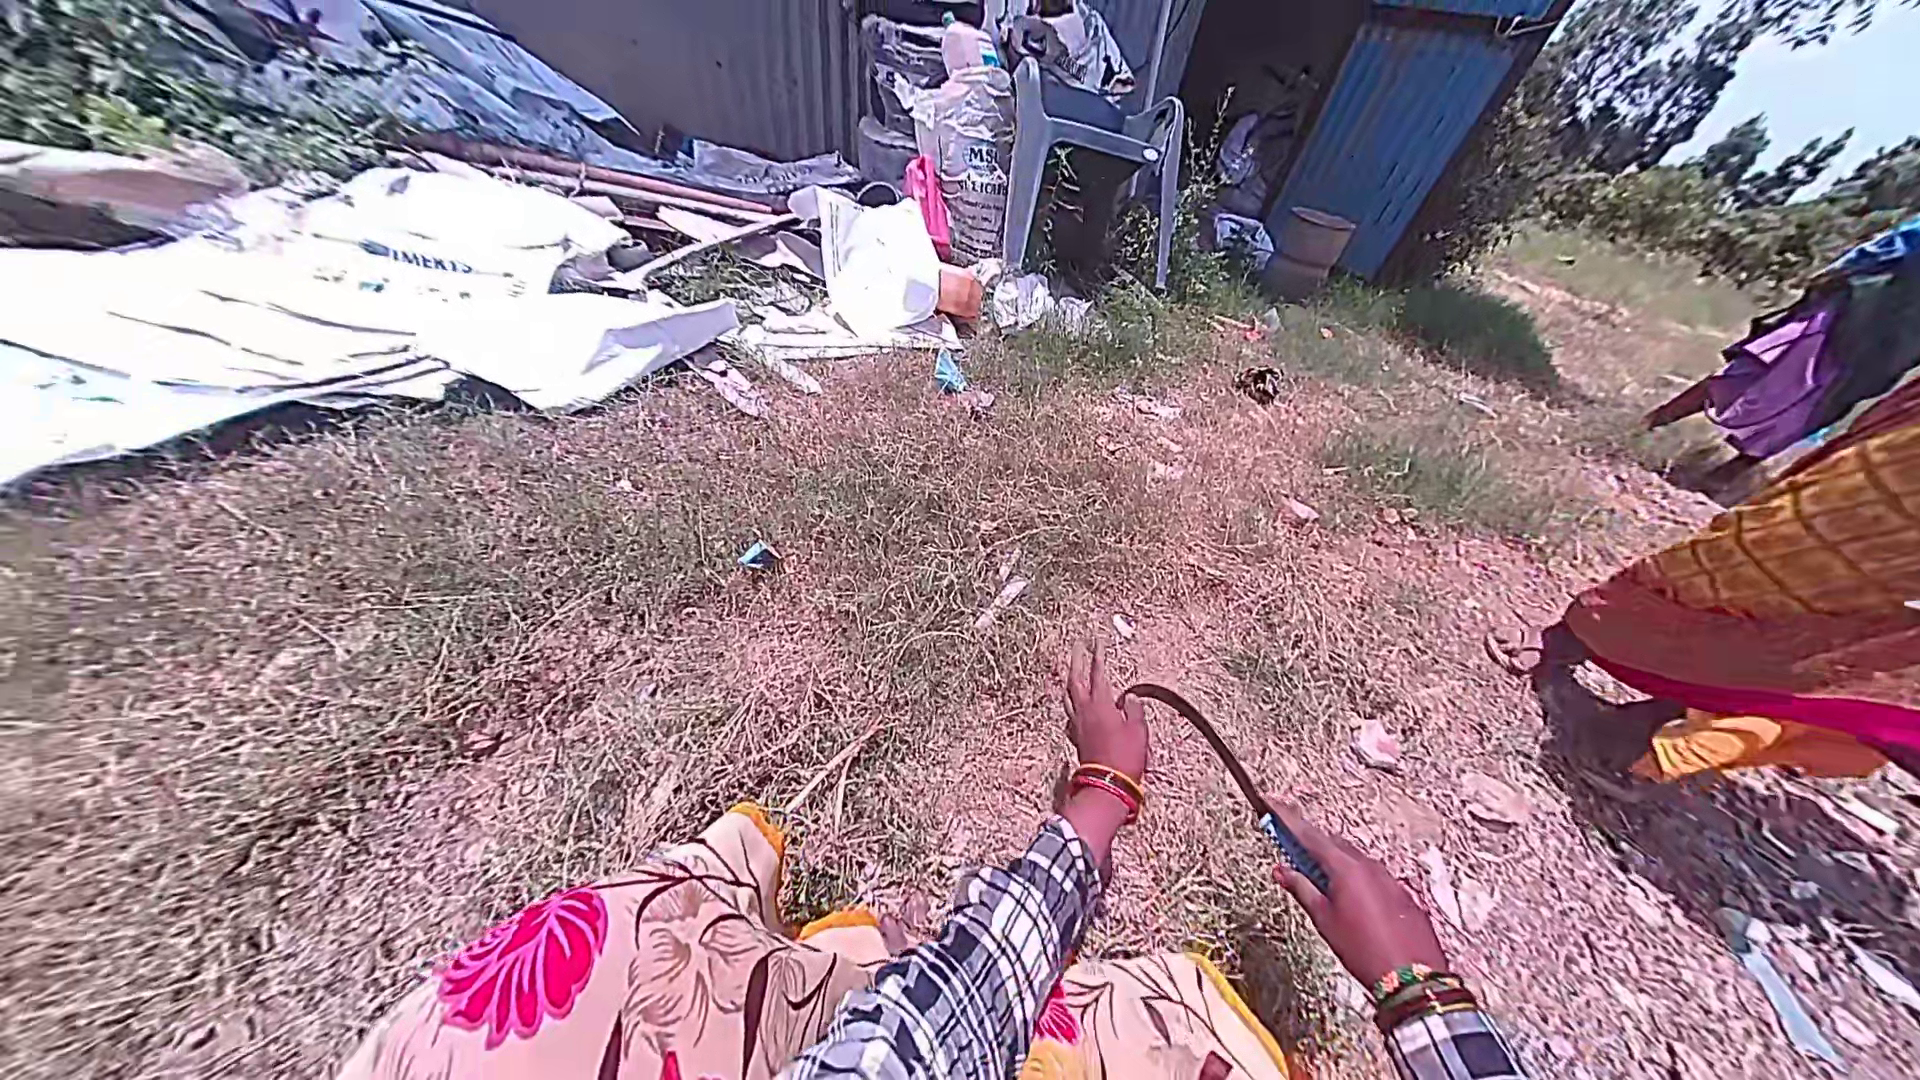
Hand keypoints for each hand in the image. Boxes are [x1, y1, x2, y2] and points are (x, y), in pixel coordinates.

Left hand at [1063, 638, 1147, 780]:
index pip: (1099, 674)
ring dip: (1071, 678)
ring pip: (1070, 694)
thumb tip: (1131, 697)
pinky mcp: (1076, 735)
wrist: (1106, 784)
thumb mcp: (1138, 732)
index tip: (1097, 642)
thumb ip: (1134, 711)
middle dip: (1077, 660)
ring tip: (1072, 669)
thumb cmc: (1125, 757)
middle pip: (1076, 679)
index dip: (1098, 657)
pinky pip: (1071, 711)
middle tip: (1078, 646)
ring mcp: (1078, 722)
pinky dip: (1072, 700)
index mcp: (1102, 704)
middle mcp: (1085, 710)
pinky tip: (1074, 701)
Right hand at [1267, 802, 1446, 988]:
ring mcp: (1389, 880)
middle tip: (1292, 853)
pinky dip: (1357, 880)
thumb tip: (1283, 871)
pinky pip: (1374, 877)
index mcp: (1345, 867)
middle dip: (1310, 844)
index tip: (1272, 805)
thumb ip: (1301, 888)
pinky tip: (1352, 901)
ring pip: (1354, 859)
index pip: (1308, 833)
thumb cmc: (1366, 951)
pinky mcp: (1404, 896)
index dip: (1286, 818)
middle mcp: (1368, 867)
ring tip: (1322, 883)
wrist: (1416, 984)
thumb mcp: (1324, 919)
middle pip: (1332, 843)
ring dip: (1334, 863)